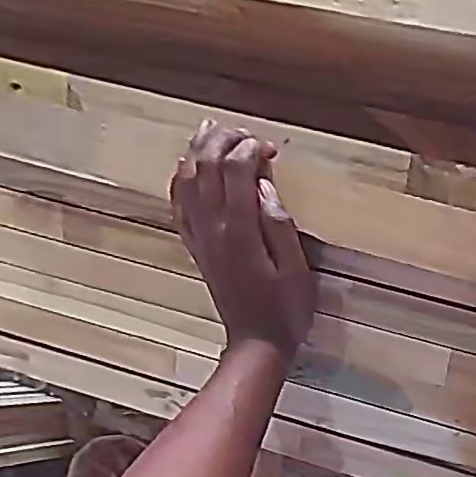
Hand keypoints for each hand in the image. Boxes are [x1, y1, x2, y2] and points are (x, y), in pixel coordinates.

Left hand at [170, 121, 315, 354]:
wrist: (256, 343)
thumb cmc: (285, 312)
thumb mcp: (297, 272)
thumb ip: (280, 226)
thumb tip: (265, 187)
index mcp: (240, 231)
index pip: (236, 170)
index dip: (250, 150)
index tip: (269, 149)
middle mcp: (212, 227)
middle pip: (205, 164)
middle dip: (223, 140)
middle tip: (243, 134)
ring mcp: (199, 236)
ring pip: (187, 177)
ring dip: (198, 150)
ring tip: (213, 133)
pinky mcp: (195, 246)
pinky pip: (178, 202)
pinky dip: (182, 177)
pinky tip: (190, 168)